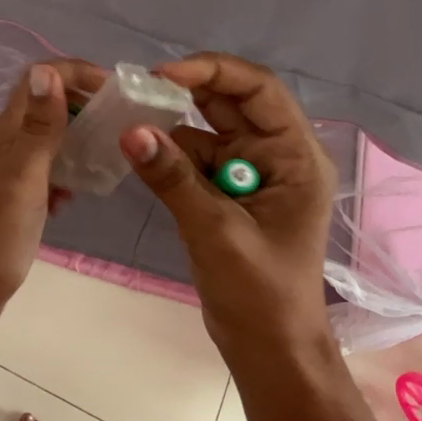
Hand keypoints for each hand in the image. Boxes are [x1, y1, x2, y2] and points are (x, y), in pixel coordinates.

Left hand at [0, 59, 107, 325]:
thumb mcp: (22, 179)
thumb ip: (37, 129)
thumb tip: (46, 71)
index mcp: (7, 131)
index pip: (40, 77)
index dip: (77, 73)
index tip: (118, 91)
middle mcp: (7, 141)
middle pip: (48, 101)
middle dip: (86, 101)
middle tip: (123, 120)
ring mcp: (11, 168)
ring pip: (51, 133)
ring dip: (81, 135)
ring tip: (111, 153)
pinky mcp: (17, 194)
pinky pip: (50, 165)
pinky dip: (70, 168)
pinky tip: (80, 192)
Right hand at [120, 53, 337, 356]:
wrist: (268, 350)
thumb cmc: (260, 293)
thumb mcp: (215, 231)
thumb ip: (172, 178)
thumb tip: (129, 131)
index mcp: (295, 157)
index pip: (259, 90)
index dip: (214, 71)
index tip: (162, 74)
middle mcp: (276, 155)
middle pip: (231, 103)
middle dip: (185, 92)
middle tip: (134, 90)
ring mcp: (250, 173)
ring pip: (207, 128)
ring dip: (171, 124)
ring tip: (126, 120)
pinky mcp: (226, 192)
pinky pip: (193, 157)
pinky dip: (167, 153)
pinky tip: (138, 154)